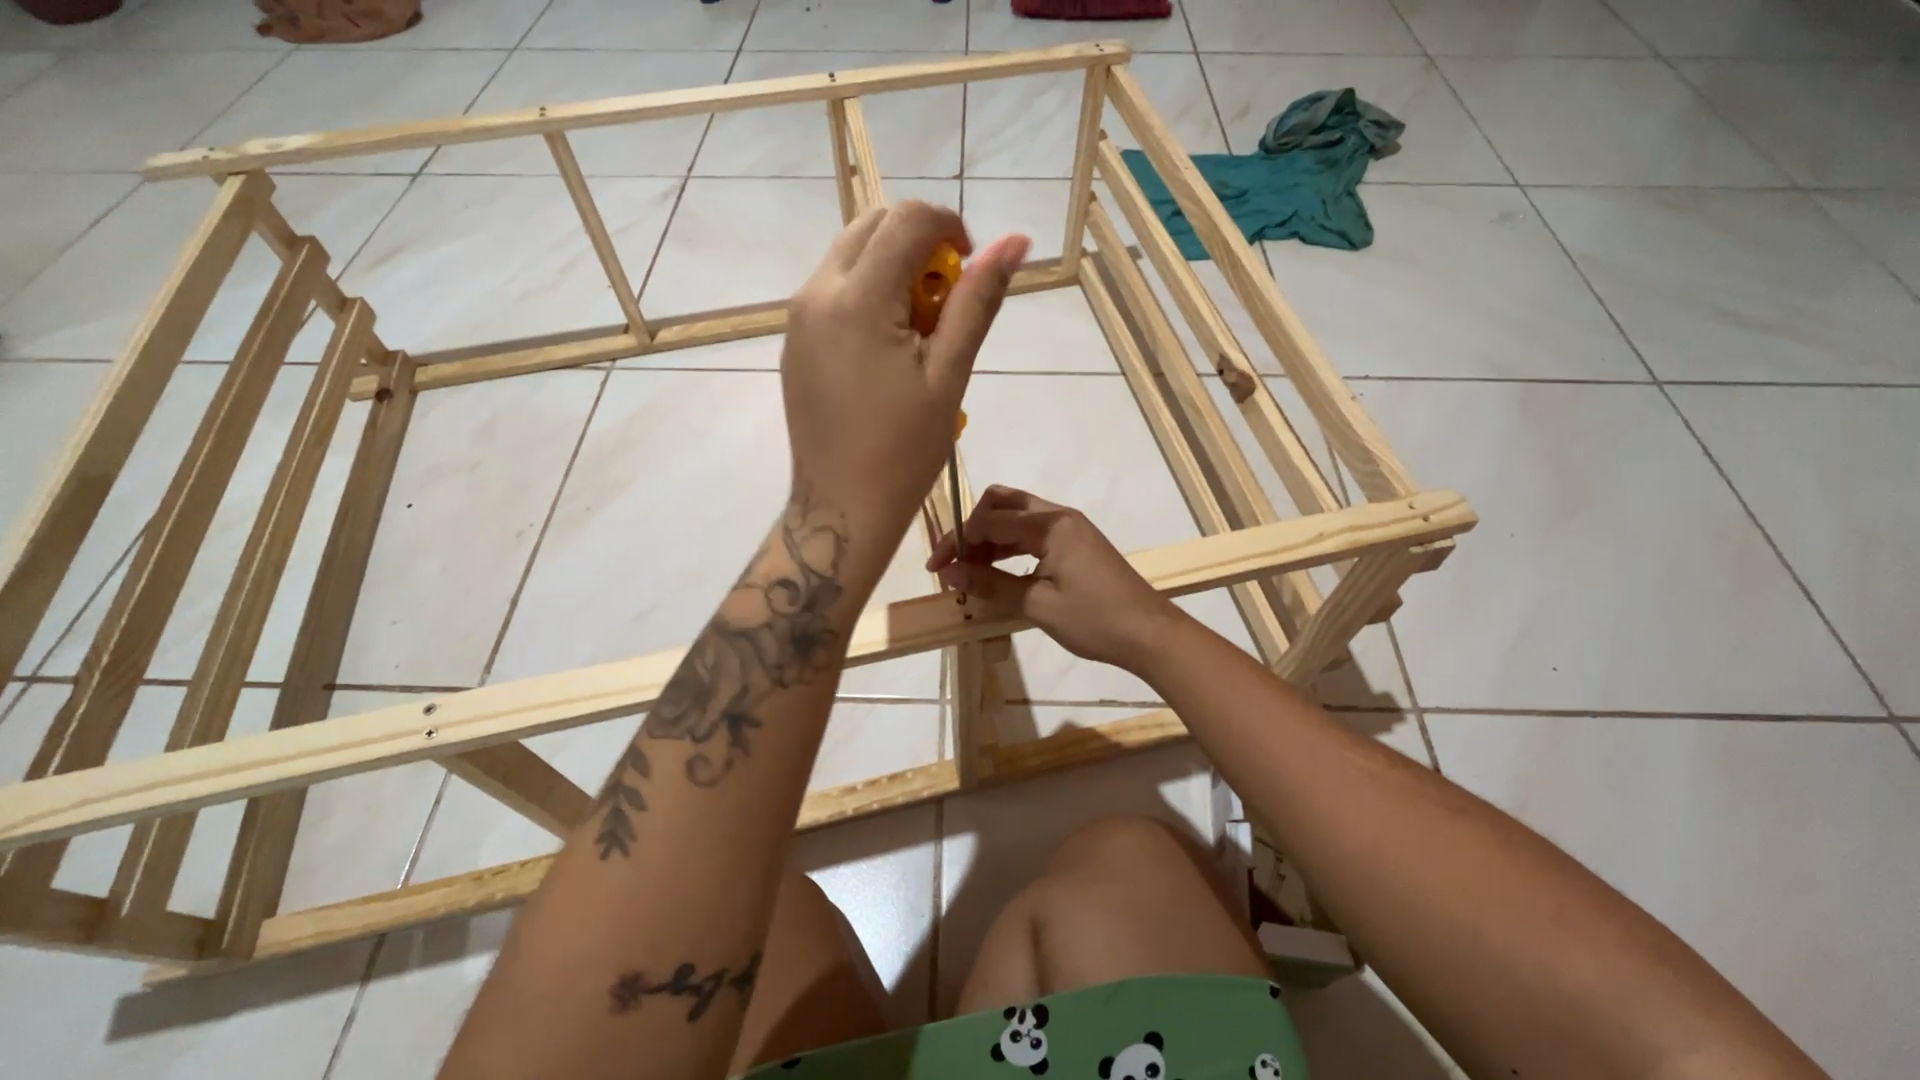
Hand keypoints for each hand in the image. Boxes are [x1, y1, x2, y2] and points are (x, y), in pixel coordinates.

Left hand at [781, 201, 1030, 533]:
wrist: (840, 508)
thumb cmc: (904, 451)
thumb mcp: (950, 374)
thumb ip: (977, 301)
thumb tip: (1015, 241)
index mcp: (857, 300)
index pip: (908, 219)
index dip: (951, 228)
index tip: (972, 269)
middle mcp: (816, 293)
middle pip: (872, 224)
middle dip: (919, 242)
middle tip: (947, 299)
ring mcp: (798, 317)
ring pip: (850, 253)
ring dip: (892, 266)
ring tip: (920, 328)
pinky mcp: (793, 340)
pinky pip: (833, 288)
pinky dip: (867, 293)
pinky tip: (888, 348)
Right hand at [925, 486, 1180, 672]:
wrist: (1149, 634)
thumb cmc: (1095, 619)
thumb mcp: (1037, 605)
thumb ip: (990, 584)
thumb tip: (948, 573)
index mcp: (1050, 525)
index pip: (990, 520)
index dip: (958, 541)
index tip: (937, 570)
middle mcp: (1058, 516)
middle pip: (1002, 504)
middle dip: (971, 529)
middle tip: (952, 563)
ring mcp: (1069, 529)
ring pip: (1016, 519)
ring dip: (989, 540)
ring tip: (967, 573)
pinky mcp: (1075, 545)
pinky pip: (1031, 535)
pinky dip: (1008, 549)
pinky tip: (995, 574)